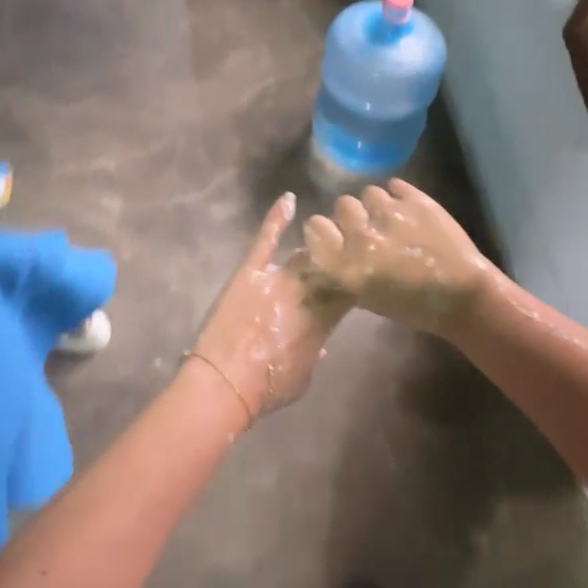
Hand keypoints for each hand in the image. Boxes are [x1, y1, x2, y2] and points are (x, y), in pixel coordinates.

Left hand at [188, 193, 353, 422]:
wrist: (225, 383)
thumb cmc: (267, 389)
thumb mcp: (303, 378)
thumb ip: (314, 355)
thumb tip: (318, 345)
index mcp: (325, 320)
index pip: (349, 290)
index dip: (356, 278)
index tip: (362, 270)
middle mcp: (307, 294)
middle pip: (331, 267)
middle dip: (340, 257)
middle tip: (347, 246)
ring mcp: (277, 279)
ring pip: (304, 254)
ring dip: (317, 244)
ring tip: (326, 231)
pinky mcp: (249, 273)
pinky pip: (265, 240)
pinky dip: (275, 219)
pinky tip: (288, 199)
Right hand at [302, 180, 495, 336]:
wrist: (462, 297)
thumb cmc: (412, 307)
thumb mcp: (366, 297)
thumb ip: (344, 270)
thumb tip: (335, 249)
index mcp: (347, 264)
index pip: (316, 227)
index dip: (323, 229)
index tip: (333, 234)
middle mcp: (363, 235)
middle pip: (343, 205)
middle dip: (352, 215)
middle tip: (366, 227)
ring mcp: (392, 214)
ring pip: (370, 193)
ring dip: (376, 204)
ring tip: (390, 218)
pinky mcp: (418, 201)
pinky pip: (395, 186)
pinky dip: (398, 195)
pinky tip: (406, 210)